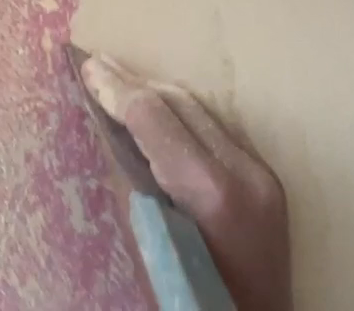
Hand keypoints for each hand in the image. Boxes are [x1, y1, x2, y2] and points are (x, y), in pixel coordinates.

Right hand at [78, 52, 292, 310]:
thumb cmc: (187, 298)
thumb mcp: (144, 243)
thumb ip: (126, 181)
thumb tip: (101, 130)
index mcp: (212, 190)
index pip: (152, 114)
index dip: (114, 87)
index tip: (86, 66)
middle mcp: (245, 172)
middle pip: (178, 102)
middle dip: (132, 83)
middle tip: (95, 67)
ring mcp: (262, 176)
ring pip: (198, 109)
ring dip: (155, 96)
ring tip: (119, 85)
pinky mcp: (268, 182)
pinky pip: (214, 129)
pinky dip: (178, 116)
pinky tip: (156, 117)